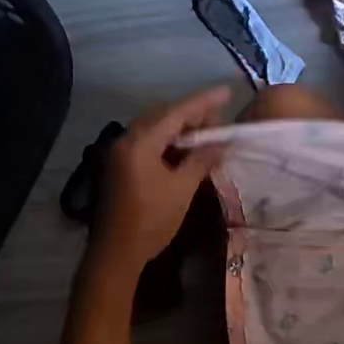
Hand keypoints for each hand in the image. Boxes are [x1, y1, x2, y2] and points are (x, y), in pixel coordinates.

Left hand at [98, 85, 231, 263]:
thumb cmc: (152, 220)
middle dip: (193, 114)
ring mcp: (121, 153)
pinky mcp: (122, 165)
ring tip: (208, 134)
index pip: (176, 112)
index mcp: (140, 143)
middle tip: (220, 120)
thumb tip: (221, 143)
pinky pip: (149, 142)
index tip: (227, 91)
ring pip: (156, 128)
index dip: (204, 101)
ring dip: (182, 127)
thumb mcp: (182, 189)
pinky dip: (170, 140)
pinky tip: (187, 150)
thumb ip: (201, 161)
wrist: (116, 252)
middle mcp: (127, 140)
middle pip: (163, 115)